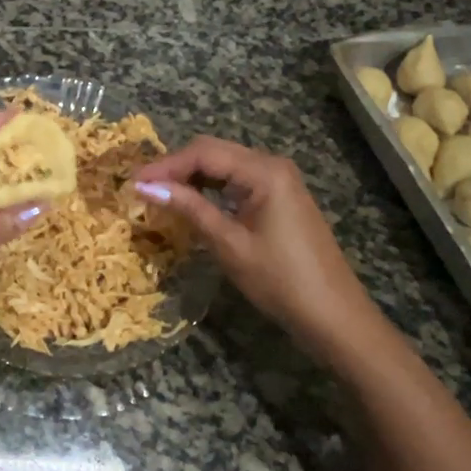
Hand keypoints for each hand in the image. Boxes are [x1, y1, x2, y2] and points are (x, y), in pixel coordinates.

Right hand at [134, 136, 385, 363]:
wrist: (337, 319)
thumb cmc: (282, 281)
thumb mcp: (229, 244)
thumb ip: (188, 208)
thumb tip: (144, 186)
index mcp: (264, 170)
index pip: (202, 153)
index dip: (164, 165)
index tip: (133, 182)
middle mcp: (272, 165)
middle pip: (212, 152)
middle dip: (175, 167)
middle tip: (142, 187)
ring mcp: (279, 180)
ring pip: (223, 164)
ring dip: (191, 176)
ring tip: (159, 194)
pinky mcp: (280, 197)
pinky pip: (236, 179)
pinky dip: (210, 187)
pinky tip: (191, 201)